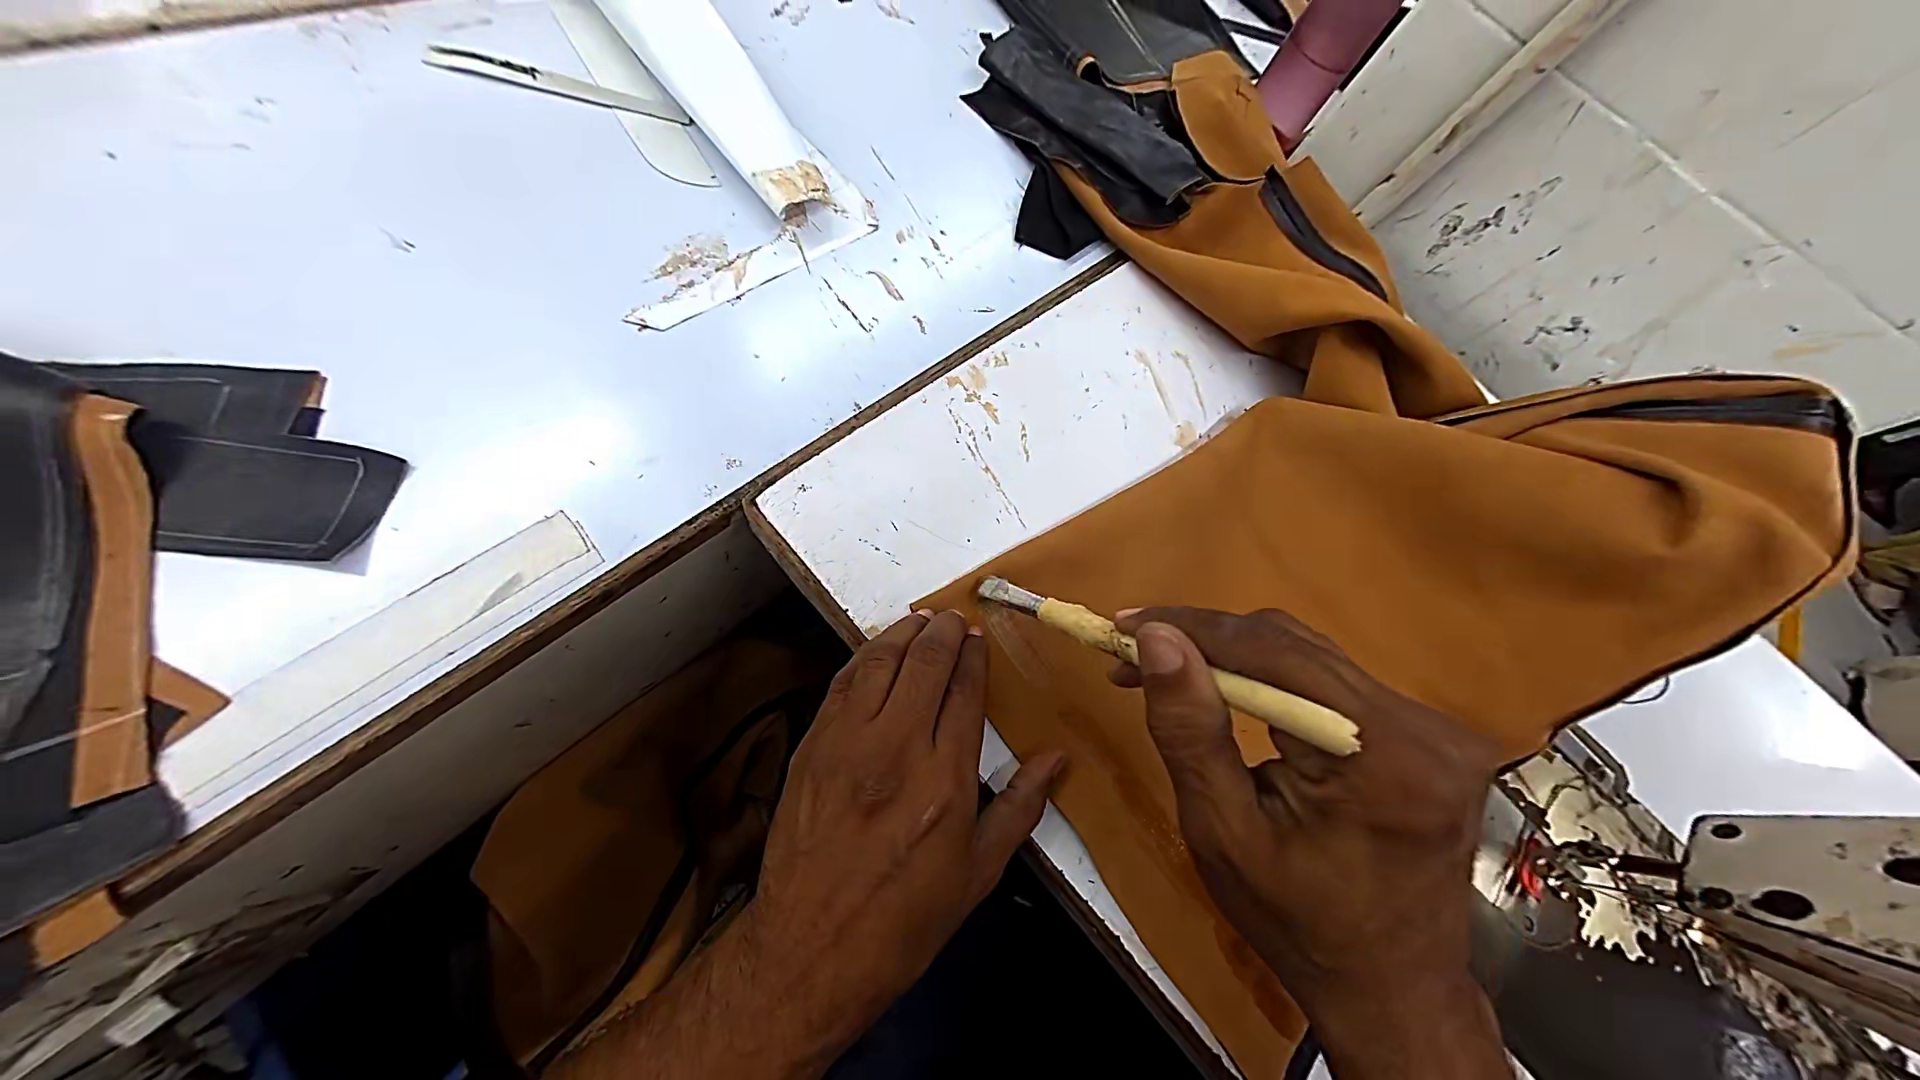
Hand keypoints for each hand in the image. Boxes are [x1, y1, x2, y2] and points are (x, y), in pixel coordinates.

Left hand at [550, 611, 1062, 1079]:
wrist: (810, 949)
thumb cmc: (905, 919)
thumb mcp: (978, 874)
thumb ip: (1020, 808)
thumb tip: (1057, 758)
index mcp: (945, 779)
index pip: (964, 693)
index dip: (973, 658)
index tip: (978, 637)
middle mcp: (897, 749)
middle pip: (923, 666)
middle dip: (942, 633)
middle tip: (952, 618)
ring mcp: (848, 744)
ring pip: (879, 665)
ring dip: (901, 634)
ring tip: (919, 620)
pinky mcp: (812, 747)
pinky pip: (841, 685)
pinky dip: (862, 659)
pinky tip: (874, 650)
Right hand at [1110, 607, 1507, 1078]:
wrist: (1389, 987)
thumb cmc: (1296, 923)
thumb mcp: (1221, 831)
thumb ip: (1189, 730)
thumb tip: (1158, 638)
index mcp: (1384, 758)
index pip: (1274, 654)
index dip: (1193, 629)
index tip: (1124, 626)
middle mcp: (1422, 727)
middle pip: (1290, 645)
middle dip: (1202, 640)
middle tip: (1132, 653)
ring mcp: (1429, 727)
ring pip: (1304, 653)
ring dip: (1226, 652)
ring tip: (1161, 667)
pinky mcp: (1417, 731)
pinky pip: (1322, 677)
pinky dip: (1260, 673)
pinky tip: (1218, 686)